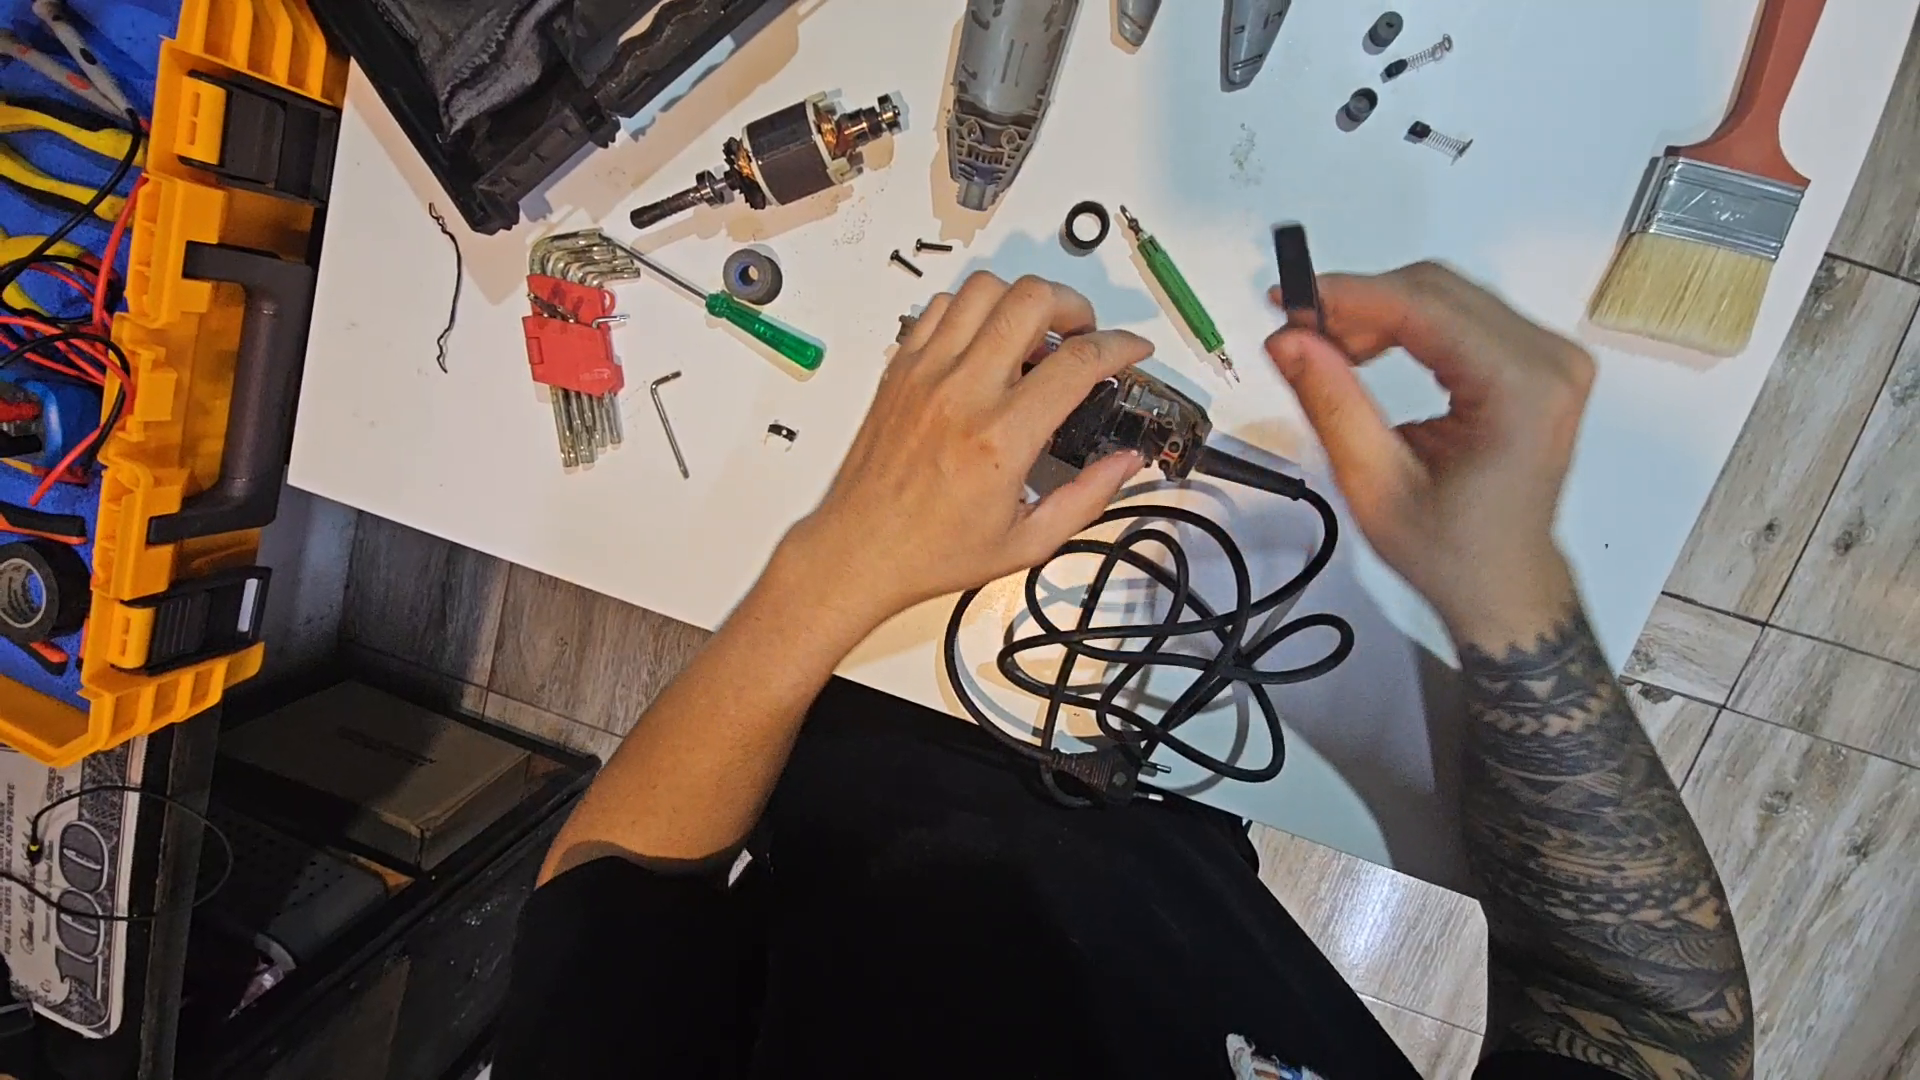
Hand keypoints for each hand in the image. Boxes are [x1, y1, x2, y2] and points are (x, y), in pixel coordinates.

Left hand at [779, 272, 1149, 630]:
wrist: (860, 550)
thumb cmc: (934, 551)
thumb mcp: (1026, 543)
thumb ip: (1087, 498)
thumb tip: (1126, 463)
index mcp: (1001, 439)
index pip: (1077, 363)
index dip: (1119, 346)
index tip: (1132, 349)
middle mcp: (962, 393)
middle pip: (1031, 300)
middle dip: (1074, 305)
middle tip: (1082, 333)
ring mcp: (925, 374)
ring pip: (984, 290)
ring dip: (1022, 300)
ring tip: (1034, 334)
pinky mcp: (900, 370)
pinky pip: (940, 308)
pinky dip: (973, 309)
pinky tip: (985, 341)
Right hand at [1264, 262, 1594, 648]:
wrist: (1500, 581)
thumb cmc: (1442, 547)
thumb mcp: (1371, 481)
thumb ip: (1330, 402)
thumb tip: (1285, 339)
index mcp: (1521, 389)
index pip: (1425, 308)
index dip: (1347, 295)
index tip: (1284, 301)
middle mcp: (1549, 358)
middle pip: (1437, 290)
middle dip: (1356, 304)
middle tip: (1294, 336)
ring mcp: (1548, 356)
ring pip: (1444, 297)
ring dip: (1374, 314)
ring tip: (1322, 353)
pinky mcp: (1533, 362)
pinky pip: (1457, 318)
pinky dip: (1399, 326)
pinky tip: (1361, 355)